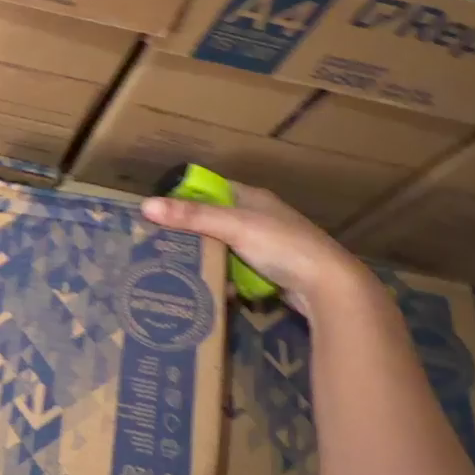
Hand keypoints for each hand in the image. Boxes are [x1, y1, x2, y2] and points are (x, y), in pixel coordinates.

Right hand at [141, 182, 374, 316]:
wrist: (328, 285)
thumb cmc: (282, 246)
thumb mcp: (233, 227)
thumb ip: (191, 216)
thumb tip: (145, 205)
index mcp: (253, 198)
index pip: (211, 188)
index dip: (185, 196)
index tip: (158, 211)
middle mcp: (260, 217)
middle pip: (215, 219)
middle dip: (191, 231)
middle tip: (160, 242)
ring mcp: (267, 245)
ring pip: (224, 247)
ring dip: (206, 256)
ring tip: (176, 266)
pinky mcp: (270, 270)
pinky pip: (236, 269)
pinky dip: (223, 276)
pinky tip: (208, 286)